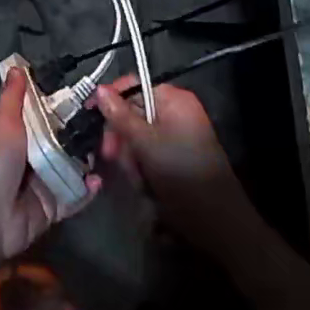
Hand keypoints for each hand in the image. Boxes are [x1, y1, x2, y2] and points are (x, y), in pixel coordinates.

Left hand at [0, 70, 100, 258]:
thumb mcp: (2, 120)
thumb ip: (14, 96)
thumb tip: (16, 66)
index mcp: (15, 131)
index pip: (42, 113)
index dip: (61, 105)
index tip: (86, 94)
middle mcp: (30, 153)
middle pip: (61, 139)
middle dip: (82, 133)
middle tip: (107, 124)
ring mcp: (42, 180)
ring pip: (71, 165)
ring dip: (88, 159)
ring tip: (110, 149)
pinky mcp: (53, 205)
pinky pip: (74, 194)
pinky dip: (86, 189)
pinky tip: (98, 180)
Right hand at [92, 79, 242, 240]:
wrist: (218, 223)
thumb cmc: (182, 174)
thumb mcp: (145, 143)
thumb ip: (120, 116)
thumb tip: (100, 89)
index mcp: (174, 99)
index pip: (133, 85)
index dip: (110, 99)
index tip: (91, 117)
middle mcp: (177, 112)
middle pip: (134, 112)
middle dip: (122, 136)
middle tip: (112, 156)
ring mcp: (178, 135)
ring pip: (139, 136)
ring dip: (131, 156)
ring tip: (136, 177)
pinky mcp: (178, 157)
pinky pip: (150, 152)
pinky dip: (142, 166)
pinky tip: (144, 184)